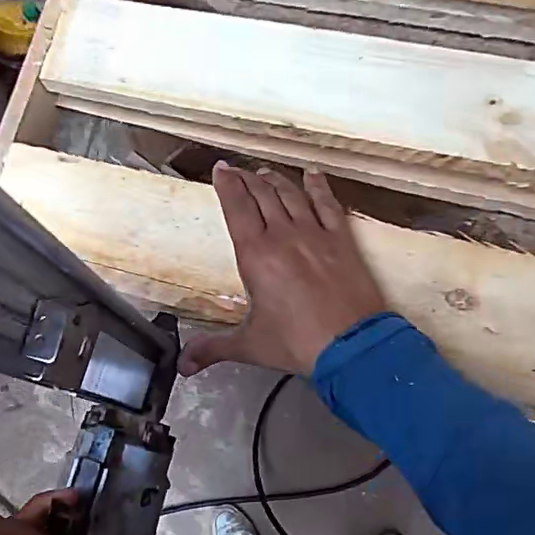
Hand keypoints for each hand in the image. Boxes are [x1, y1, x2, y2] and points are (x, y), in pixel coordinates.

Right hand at [179, 164, 388, 376]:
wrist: (351, 345)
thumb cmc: (298, 343)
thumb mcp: (250, 345)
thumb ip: (213, 348)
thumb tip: (184, 365)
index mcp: (256, 255)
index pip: (237, 207)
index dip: (227, 185)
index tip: (220, 170)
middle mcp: (285, 235)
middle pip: (263, 194)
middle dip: (247, 179)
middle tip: (238, 172)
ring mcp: (316, 234)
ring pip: (292, 194)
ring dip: (276, 180)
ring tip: (266, 173)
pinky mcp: (343, 240)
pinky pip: (328, 204)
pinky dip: (319, 187)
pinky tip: (313, 176)